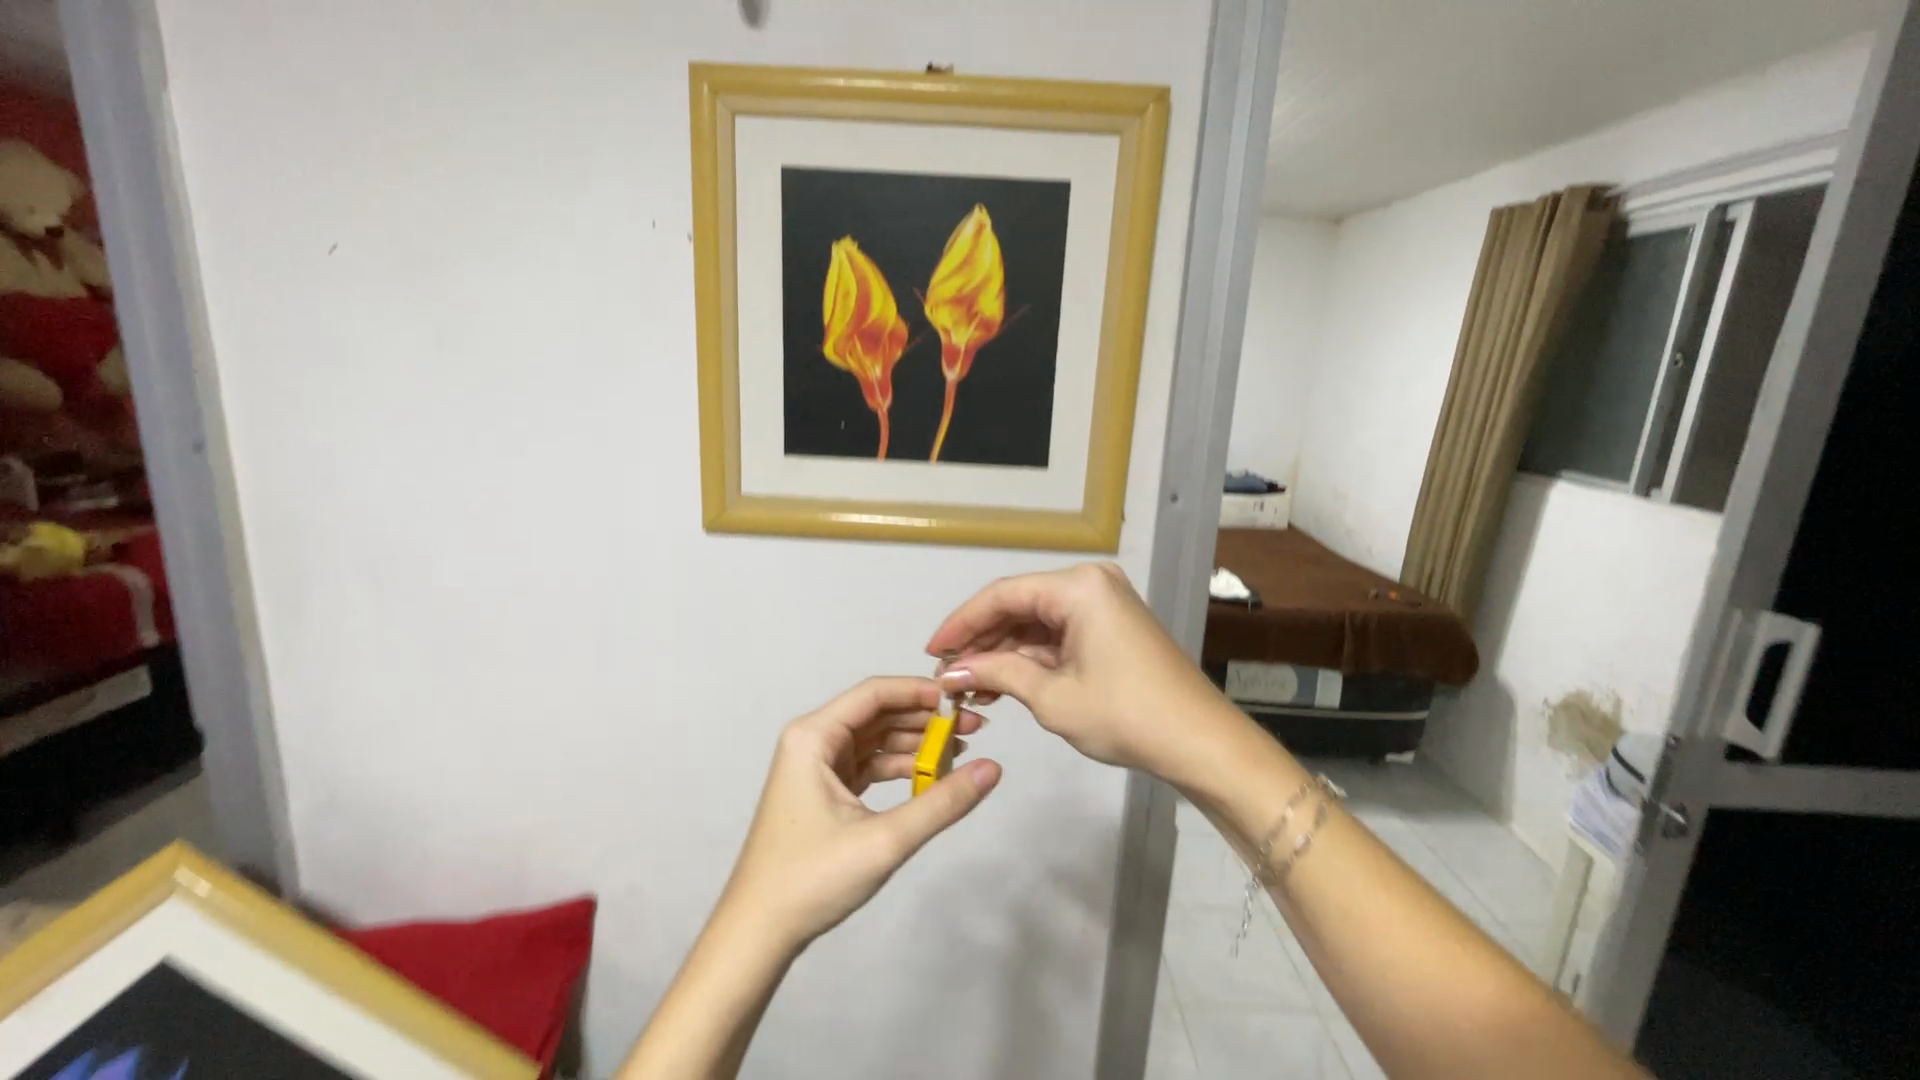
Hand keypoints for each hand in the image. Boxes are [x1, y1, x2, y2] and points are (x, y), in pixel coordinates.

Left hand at [719, 677, 999, 951]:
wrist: (758, 932)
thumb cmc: (812, 878)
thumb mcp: (885, 840)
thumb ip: (942, 802)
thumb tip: (994, 768)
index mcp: (813, 736)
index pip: (874, 693)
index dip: (920, 691)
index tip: (962, 701)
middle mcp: (811, 742)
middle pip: (876, 714)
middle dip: (924, 719)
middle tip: (974, 730)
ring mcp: (815, 768)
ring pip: (874, 740)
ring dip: (915, 744)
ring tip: (962, 752)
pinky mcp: (822, 793)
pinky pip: (867, 766)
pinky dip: (899, 768)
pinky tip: (932, 777)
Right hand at [926, 563, 1239, 785]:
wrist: (1199, 742)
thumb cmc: (1124, 714)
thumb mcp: (1052, 696)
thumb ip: (996, 674)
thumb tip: (950, 672)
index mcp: (1078, 587)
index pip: (1002, 595)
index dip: (961, 624)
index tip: (932, 651)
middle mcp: (1090, 583)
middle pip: (1019, 606)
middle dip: (982, 642)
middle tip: (949, 676)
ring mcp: (1104, 604)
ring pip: (1037, 623)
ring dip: (1004, 654)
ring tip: (969, 688)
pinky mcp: (1111, 627)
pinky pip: (1059, 635)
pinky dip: (1031, 659)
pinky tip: (1002, 685)